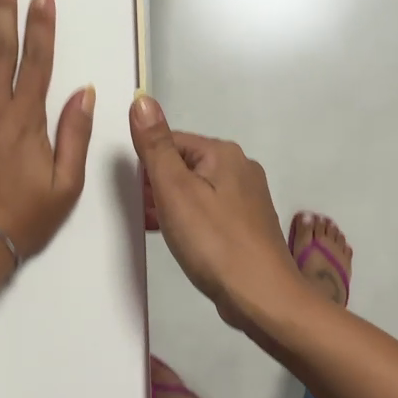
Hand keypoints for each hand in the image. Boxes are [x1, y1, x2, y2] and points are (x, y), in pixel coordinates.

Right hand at [130, 95, 302, 330]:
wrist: (263, 298)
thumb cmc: (214, 241)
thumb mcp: (175, 190)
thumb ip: (155, 146)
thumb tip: (141, 99)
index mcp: (223, 152)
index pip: (170, 141)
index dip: (146, 164)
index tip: (134, 193)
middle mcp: (240, 167)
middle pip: (184, 164)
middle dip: (158, 186)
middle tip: (144, 215)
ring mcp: (247, 197)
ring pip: (196, 189)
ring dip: (172, 205)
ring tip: (158, 229)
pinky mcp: (248, 224)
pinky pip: (209, 211)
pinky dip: (190, 220)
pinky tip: (181, 241)